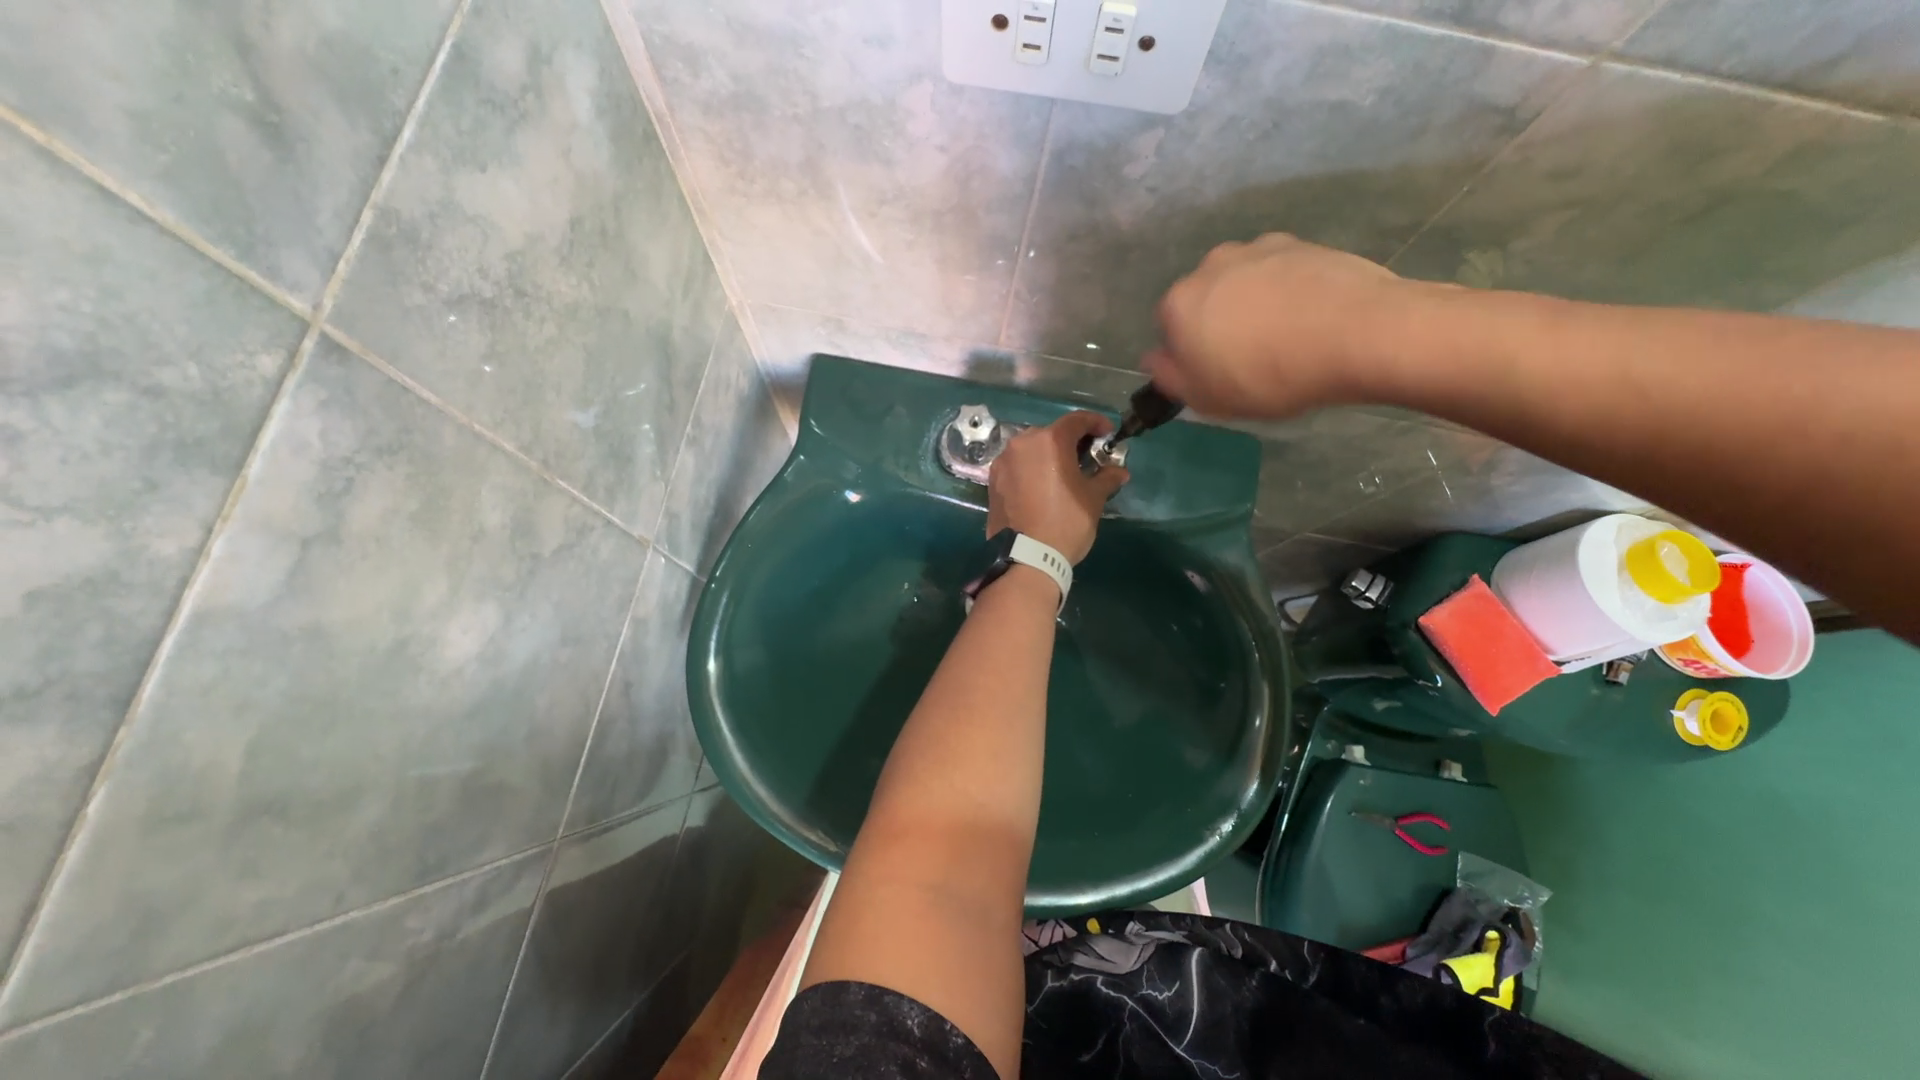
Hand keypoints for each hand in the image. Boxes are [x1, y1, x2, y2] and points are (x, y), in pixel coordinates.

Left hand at [986, 412, 1129, 563]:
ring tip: (1064, 473)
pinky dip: (1031, 469)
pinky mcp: (992, 481)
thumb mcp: (1093, 498)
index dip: (1095, 422)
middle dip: (1070, 441)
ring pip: (1031, 449)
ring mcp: (1003, 462)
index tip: (1107, 433)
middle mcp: (1022, 444)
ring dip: (1048, 455)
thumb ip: (1106, 478)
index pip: (1076, 420)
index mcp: (1049, 441)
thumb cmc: (1066, 522)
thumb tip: (1119, 472)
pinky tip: (1042, 485)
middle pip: (1050, 433)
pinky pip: (1017, 466)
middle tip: (1087, 456)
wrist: (1026, 557)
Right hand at [1143, 233, 1431, 418]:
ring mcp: (1256, 249)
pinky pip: (1280, 271)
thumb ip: (1169, 377)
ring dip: (1253, 302)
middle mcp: (1209, 266)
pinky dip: (1287, 289)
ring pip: (1242, 281)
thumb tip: (1153, 358)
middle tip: (1251, 356)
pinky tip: (1311, 316)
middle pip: (1205, 298)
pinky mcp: (1299, 243)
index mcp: (1179, 304)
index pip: (1168, 328)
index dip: (1190, 353)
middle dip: (1219, 321)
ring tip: (1287, 335)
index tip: (1217, 373)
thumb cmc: (1268, 376)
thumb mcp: (1208, 398)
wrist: (1356, 333)